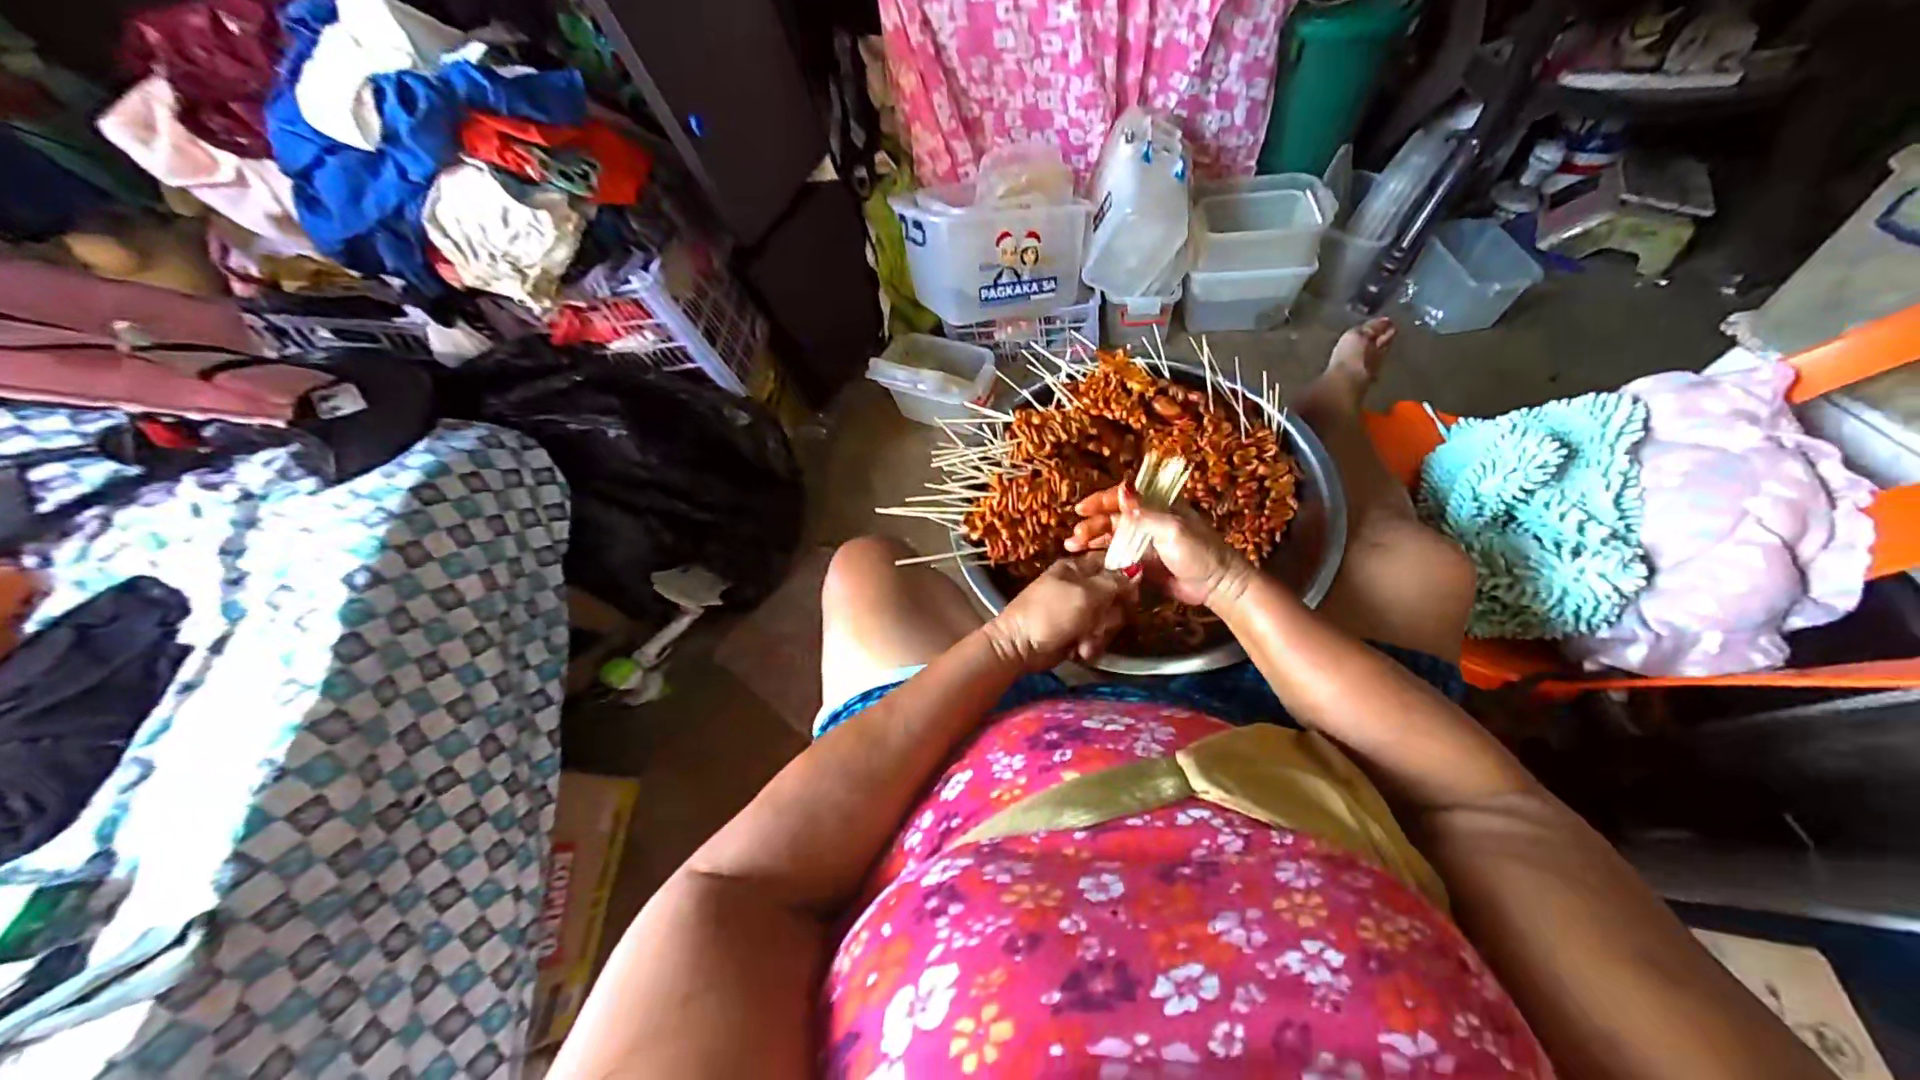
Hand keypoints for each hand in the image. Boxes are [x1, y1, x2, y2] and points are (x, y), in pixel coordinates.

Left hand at [984, 554, 1135, 670]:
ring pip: (1110, 621)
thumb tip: (1137, 570)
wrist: (1019, 646)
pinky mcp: (1079, 633)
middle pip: (1117, 598)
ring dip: (1098, 635)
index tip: (1129, 595)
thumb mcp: (1084, 594)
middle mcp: (1081, 587)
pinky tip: (1077, 650)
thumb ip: (1114, 583)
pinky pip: (1098, 638)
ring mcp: (1080, 611)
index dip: (1125, 580)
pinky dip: (1089, 646)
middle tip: (1096, 623)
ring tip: (1081, 641)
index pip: (1113, 565)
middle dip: (1109, 616)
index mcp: (1078, 568)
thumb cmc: (1049, 613)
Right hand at [1065, 483, 1254, 609]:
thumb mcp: (1172, 529)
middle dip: (1091, 524)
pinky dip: (1100, 554)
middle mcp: (1148, 520)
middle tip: (1075, 537)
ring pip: (1110, 535)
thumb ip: (1145, 512)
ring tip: (1072, 546)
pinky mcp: (1142, 562)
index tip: (1081, 509)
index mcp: (1158, 506)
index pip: (1123, 497)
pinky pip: (1116, 554)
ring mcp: (1144, 542)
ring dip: (1091, 538)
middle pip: (1112, 517)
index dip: (1100, 500)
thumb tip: (1122, 489)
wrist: (1216, 585)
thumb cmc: (1199, 552)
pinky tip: (1085, 557)